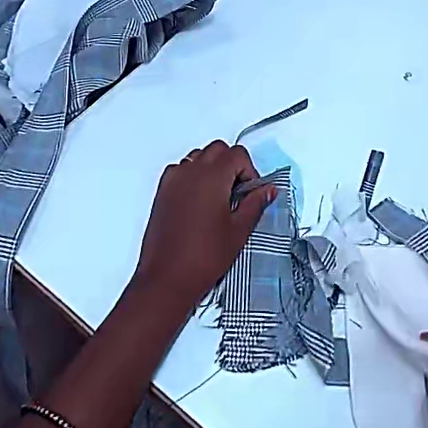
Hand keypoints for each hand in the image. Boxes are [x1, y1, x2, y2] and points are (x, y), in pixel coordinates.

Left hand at [128, 140, 275, 316]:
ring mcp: (173, 180)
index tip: (252, 191)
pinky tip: (201, 204)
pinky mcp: (162, 191)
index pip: (237, 154)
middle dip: (232, 164)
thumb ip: (254, 204)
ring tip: (221, 200)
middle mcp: (189, 172)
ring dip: (212, 169)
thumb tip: (266, 191)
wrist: (168, 277)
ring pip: (198, 157)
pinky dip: (193, 177)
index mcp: (211, 176)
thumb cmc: (200, 258)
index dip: (250, 171)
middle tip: (240, 192)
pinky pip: (181, 171)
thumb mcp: (238, 230)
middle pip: (217, 149)